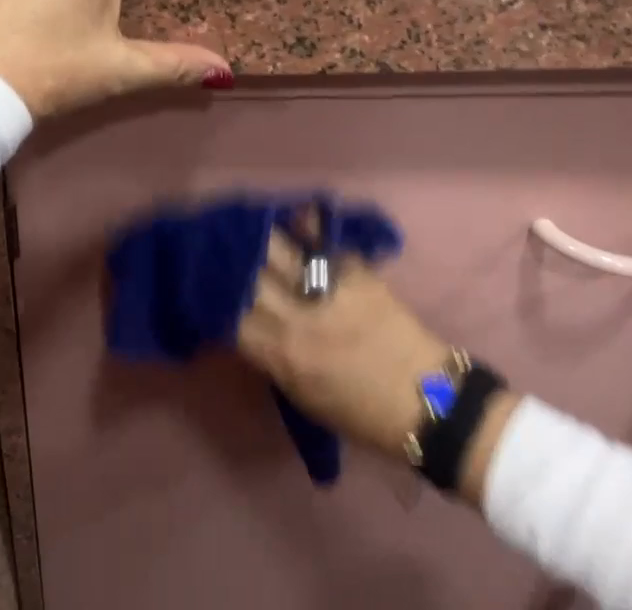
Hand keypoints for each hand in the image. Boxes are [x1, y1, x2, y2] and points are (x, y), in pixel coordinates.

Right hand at [236, 235, 518, 506]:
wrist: (434, 406)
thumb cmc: (363, 414)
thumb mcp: (302, 394)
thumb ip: (270, 355)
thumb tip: (244, 323)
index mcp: (283, 354)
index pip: (229, 314)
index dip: (210, 296)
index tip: (197, 284)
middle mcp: (299, 317)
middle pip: (248, 274)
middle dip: (227, 259)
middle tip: (210, 245)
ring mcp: (330, 292)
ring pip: (280, 250)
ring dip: (258, 238)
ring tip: (243, 226)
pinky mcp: (359, 276)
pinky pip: (323, 244)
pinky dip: (307, 230)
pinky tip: (293, 217)